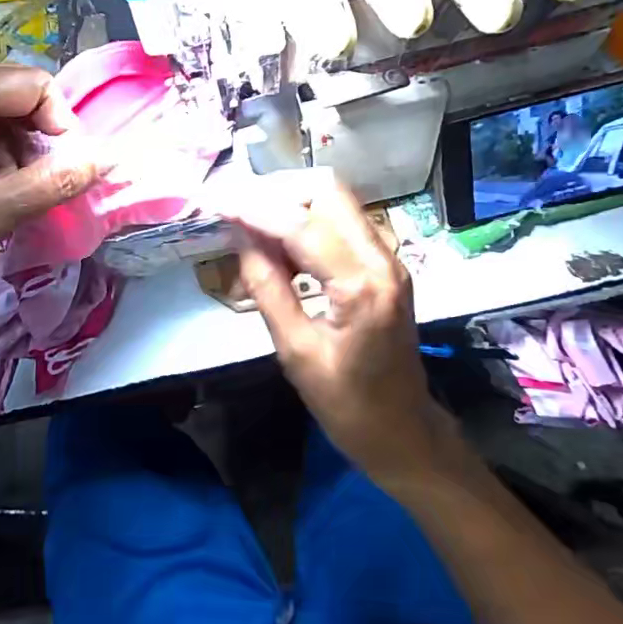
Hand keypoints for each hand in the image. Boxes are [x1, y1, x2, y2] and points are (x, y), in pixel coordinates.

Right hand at [235, 184, 452, 490]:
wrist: (405, 432)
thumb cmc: (348, 405)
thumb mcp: (296, 351)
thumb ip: (267, 288)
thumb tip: (240, 238)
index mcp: (361, 286)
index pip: (300, 225)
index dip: (254, 209)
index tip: (217, 202)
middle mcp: (382, 259)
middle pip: (327, 191)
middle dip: (277, 192)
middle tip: (237, 213)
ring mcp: (388, 259)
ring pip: (335, 201)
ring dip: (290, 207)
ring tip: (252, 238)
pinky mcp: (384, 266)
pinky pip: (341, 223)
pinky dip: (306, 224)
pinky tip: (280, 254)